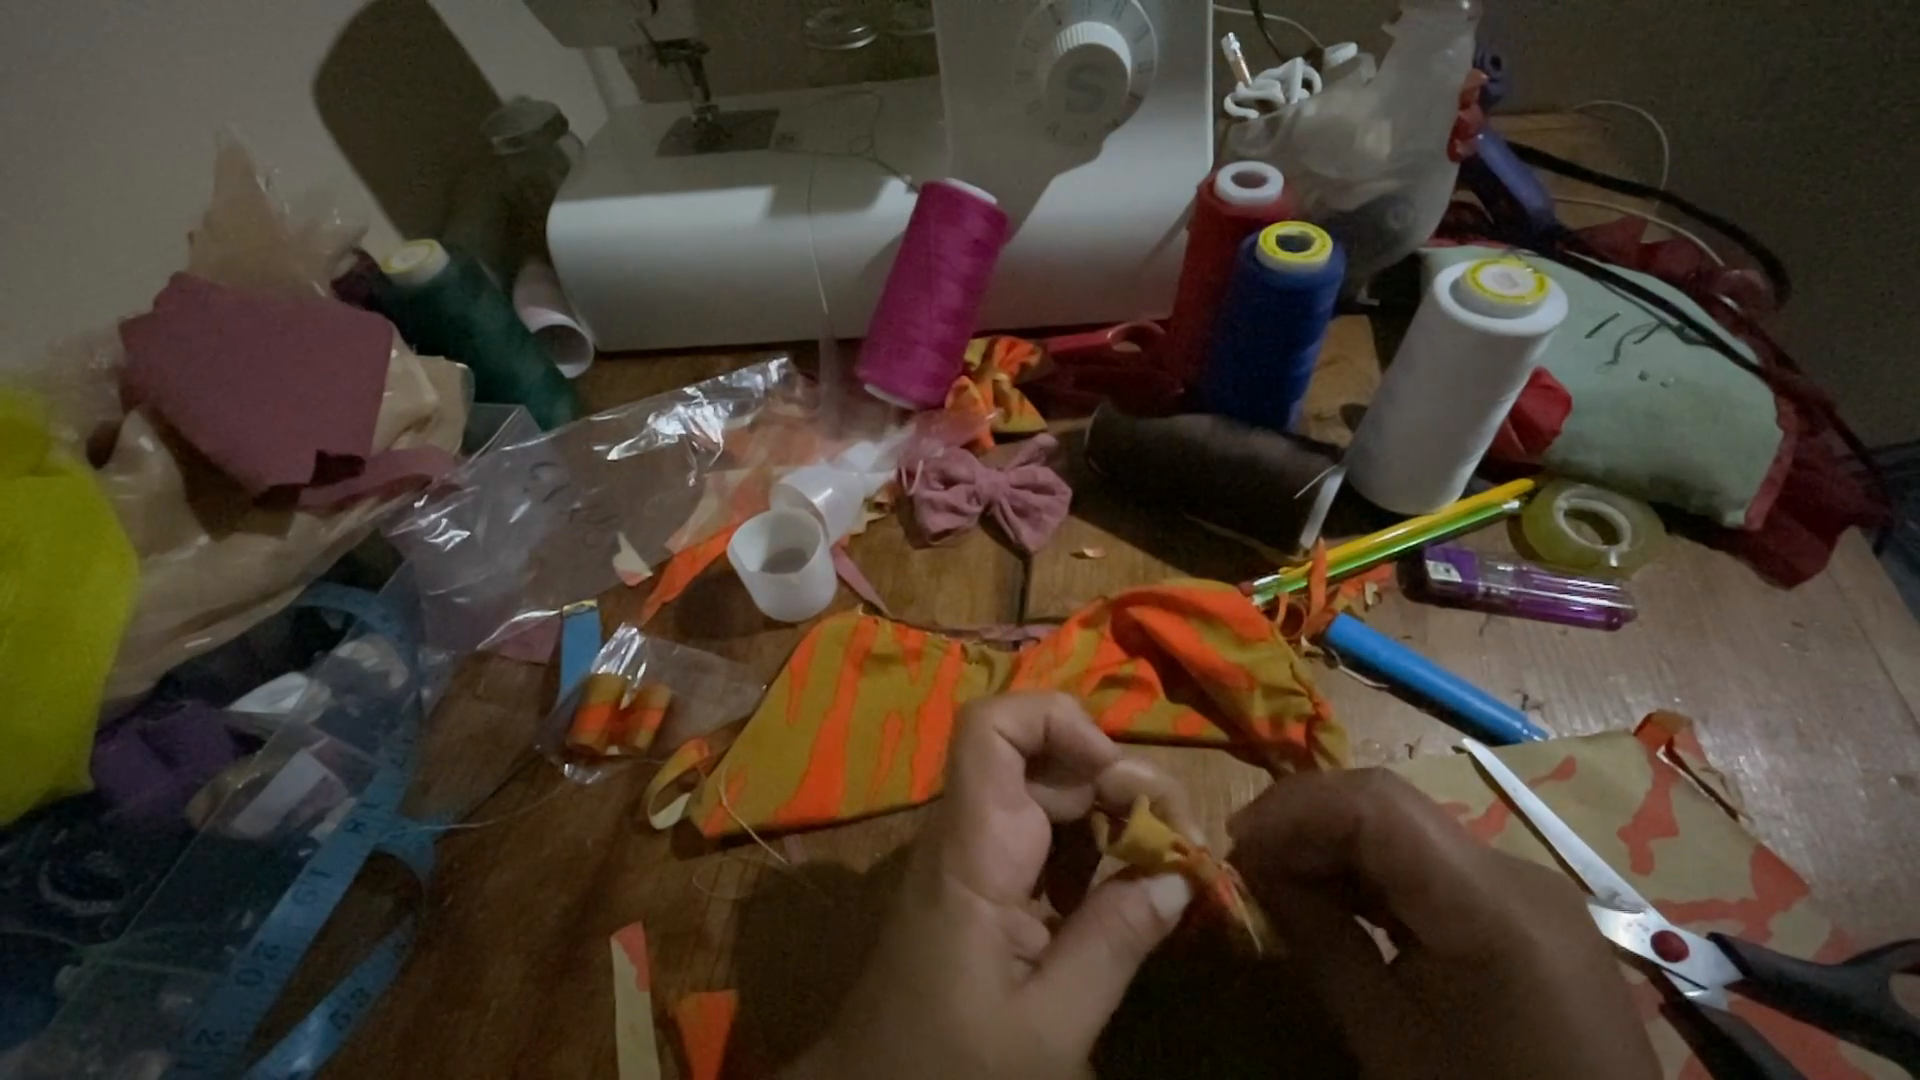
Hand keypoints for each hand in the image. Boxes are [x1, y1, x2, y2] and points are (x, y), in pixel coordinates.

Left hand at [788, 693, 1198, 1079]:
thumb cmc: (951, 1065)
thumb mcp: (1048, 1025)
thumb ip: (1114, 943)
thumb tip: (1179, 874)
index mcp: (975, 849)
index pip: (991, 728)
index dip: (1059, 723)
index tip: (1121, 778)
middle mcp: (970, 830)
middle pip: (1041, 757)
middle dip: (1116, 781)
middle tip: (1177, 843)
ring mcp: (973, 850)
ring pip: (1047, 790)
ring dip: (1108, 815)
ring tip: (1157, 868)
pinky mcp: (980, 877)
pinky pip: (1039, 832)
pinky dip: (1085, 849)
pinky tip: (1110, 896)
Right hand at [1229, 769, 1662, 1079]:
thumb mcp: (1387, 1037)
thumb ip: (1319, 937)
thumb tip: (1256, 868)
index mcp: (1492, 905)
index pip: (1376, 805)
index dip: (1293, 806)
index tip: (1237, 842)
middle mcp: (1515, 872)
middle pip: (1389, 806)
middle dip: (1305, 822)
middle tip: (1248, 863)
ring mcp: (1524, 887)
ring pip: (1405, 828)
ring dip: (1333, 844)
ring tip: (1280, 881)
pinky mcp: (1522, 910)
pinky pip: (1430, 864)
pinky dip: (1371, 871)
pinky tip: (1336, 899)